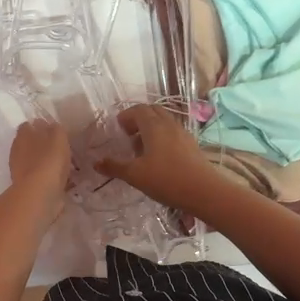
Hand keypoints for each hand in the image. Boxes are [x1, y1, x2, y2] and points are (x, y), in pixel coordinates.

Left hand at [8, 119, 72, 204]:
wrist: (38, 192)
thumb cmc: (49, 160)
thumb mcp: (58, 137)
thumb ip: (55, 129)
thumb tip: (52, 125)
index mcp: (23, 134)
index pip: (28, 125)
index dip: (39, 127)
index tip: (51, 132)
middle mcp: (17, 148)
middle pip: (27, 142)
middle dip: (39, 144)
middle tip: (55, 148)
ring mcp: (18, 167)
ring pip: (30, 159)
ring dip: (40, 160)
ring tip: (57, 164)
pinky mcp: (22, 183)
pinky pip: (34, 174)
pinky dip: (42, 175)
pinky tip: (53, 178)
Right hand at [94, 104, 226, 214]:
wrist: (203, 191)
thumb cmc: (166, 179)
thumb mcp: (135, 175)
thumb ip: (114, 167)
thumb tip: (96, 162)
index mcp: (154, 126)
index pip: (138, 110)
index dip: (126, 116)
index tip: (118, 129)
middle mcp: (169, 124)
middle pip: (152, 111)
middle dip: (138, 119)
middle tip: (128, 135)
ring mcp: (182, 133)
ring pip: (164, 121)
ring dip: (150, 127)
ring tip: (141, 147)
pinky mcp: (191, 144)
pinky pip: (172, 131)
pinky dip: (162, 136)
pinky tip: (158, 156)